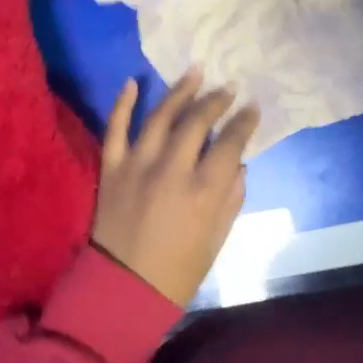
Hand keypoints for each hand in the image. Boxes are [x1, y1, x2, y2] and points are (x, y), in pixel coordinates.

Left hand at [90, 71, 260, 307]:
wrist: (123, 290)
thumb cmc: (178, 271)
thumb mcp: (217, 241)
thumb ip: (230, 199)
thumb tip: (238, 165)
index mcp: (203, 192)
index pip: (230, 144)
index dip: (244, 123)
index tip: (252, 108)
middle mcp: (171, 171)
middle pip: (197, 122)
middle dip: (215, 101)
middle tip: (227, 87)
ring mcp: (137, 165)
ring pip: (160, 117)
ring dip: (179, 92)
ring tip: (194, 72)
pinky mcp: (111, 168)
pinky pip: (115, 128)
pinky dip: (123, 104)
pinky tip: (133, 82)